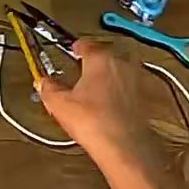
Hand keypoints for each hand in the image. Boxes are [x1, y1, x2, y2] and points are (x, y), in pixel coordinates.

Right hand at [38, 40, 161, 172]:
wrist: (122, 145)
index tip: (73, 50)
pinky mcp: (143, 97)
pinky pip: (128, 86)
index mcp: (101, 58)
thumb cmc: (94, 121)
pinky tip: (109, 103)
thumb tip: (44, 83)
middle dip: (94, 61)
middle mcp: (122, 64)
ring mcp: (136, 79)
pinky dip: (119, 90)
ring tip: (95, 88)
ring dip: (108, 75)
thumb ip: (49, 88)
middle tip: (81, 70)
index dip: (77, 47)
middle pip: (106, 54)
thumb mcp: (60, 104)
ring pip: (120, 69)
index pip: (87, 44)